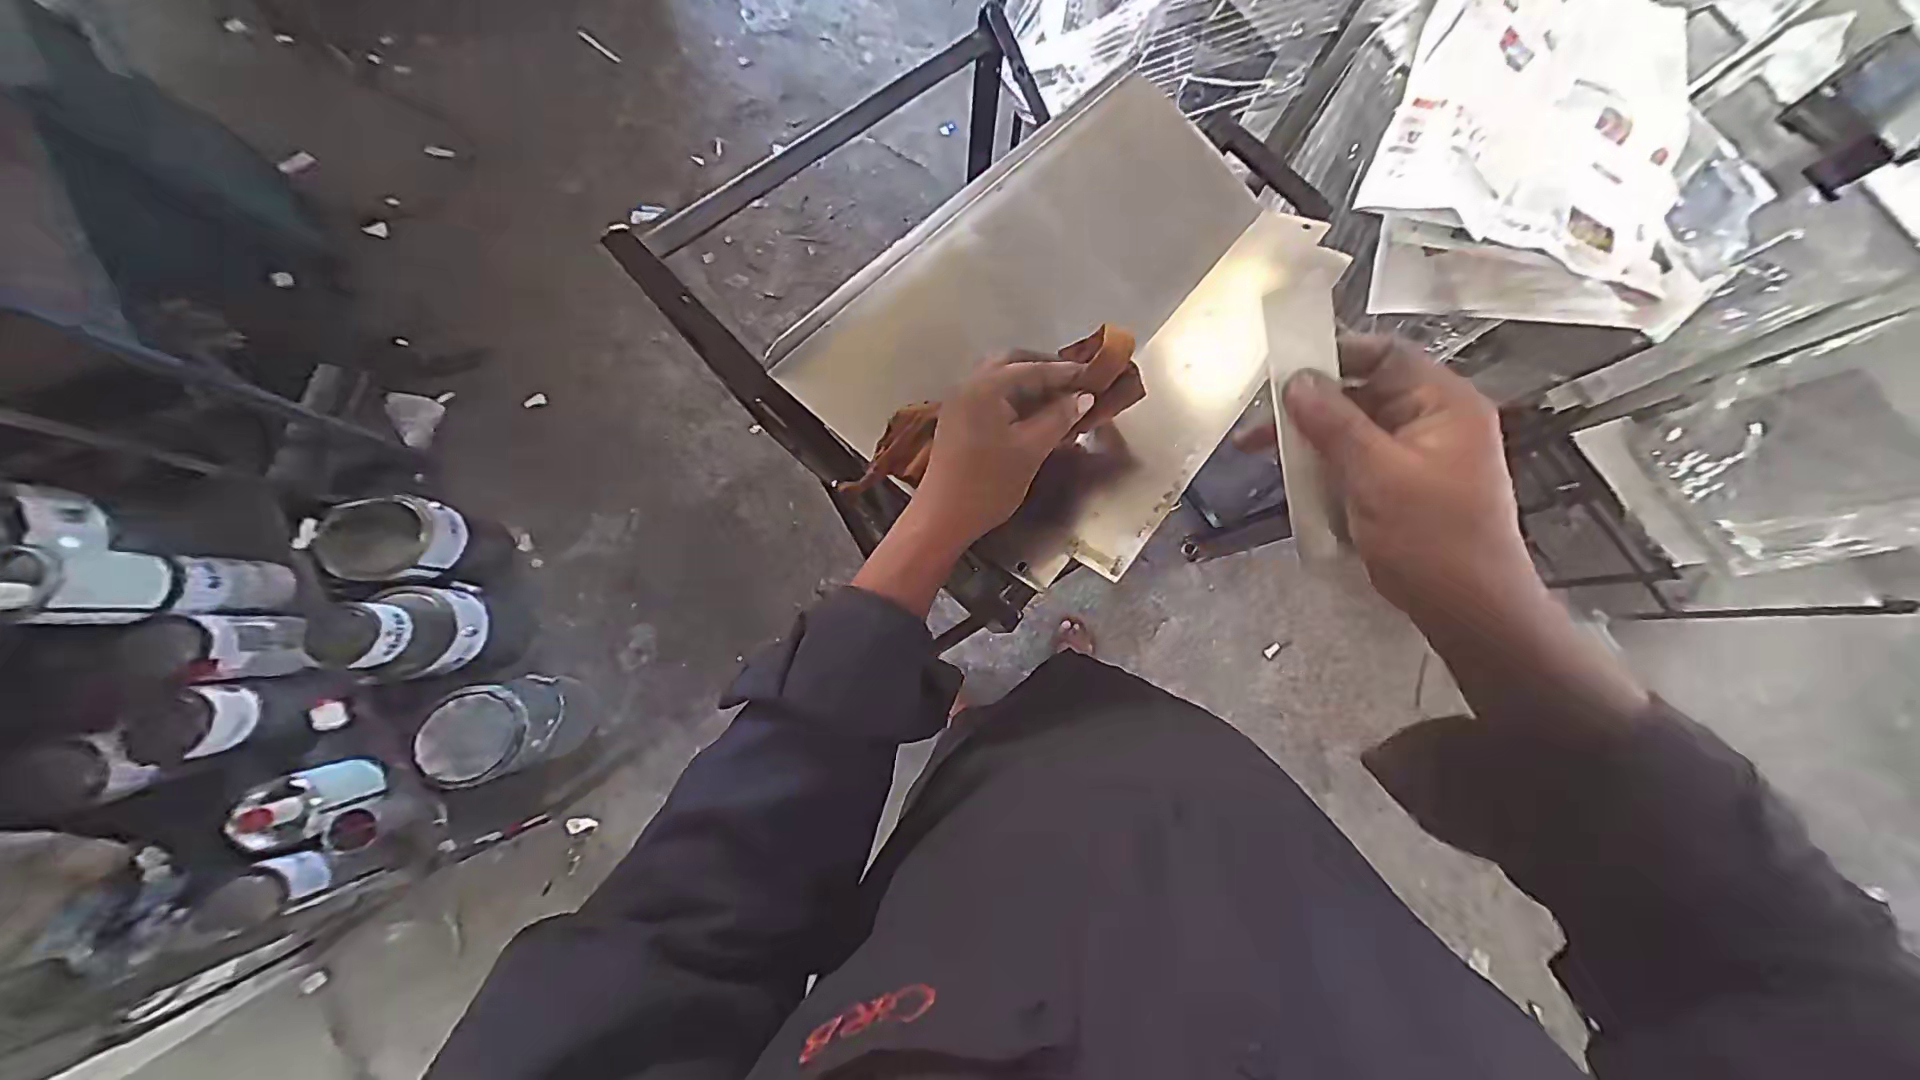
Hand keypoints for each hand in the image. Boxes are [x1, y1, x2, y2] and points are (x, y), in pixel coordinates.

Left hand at [913, 353, 1095, 544]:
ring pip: (1000, 381)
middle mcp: (968, 386)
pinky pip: (991, 399)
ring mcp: (960, 404)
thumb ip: (1059, 418)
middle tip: (1075, 384)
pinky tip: (1036, 417)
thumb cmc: (988, 485)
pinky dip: (1015, 401)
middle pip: (1012, 364)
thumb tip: (1083, 397)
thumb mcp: (1031, 450)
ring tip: (1060, 401)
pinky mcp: (958, 422)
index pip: (1032, 368)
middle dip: (1044, 371)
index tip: (1093, 376)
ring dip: (1030, 386)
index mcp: (984, 387)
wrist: (943, 518)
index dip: (1065, 372)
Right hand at [1280, 335, 1539, 627]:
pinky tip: (1288, 473)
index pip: (1386, 356)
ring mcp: (1408, 455)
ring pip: (1347, 429)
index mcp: (1442, 405)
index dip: (1336, 353)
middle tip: (1261, 417)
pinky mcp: (1390, 484)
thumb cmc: (1432, 536)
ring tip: (1260, 447)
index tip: (1286, 364)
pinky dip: (1318, 463)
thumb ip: (1335, 424)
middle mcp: (1426, 422)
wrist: (1462, 603)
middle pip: (1359, 393)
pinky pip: (1347, 460)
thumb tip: (1297, 382)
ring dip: (1306, 436)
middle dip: (1308, 404)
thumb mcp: (1377, 473)